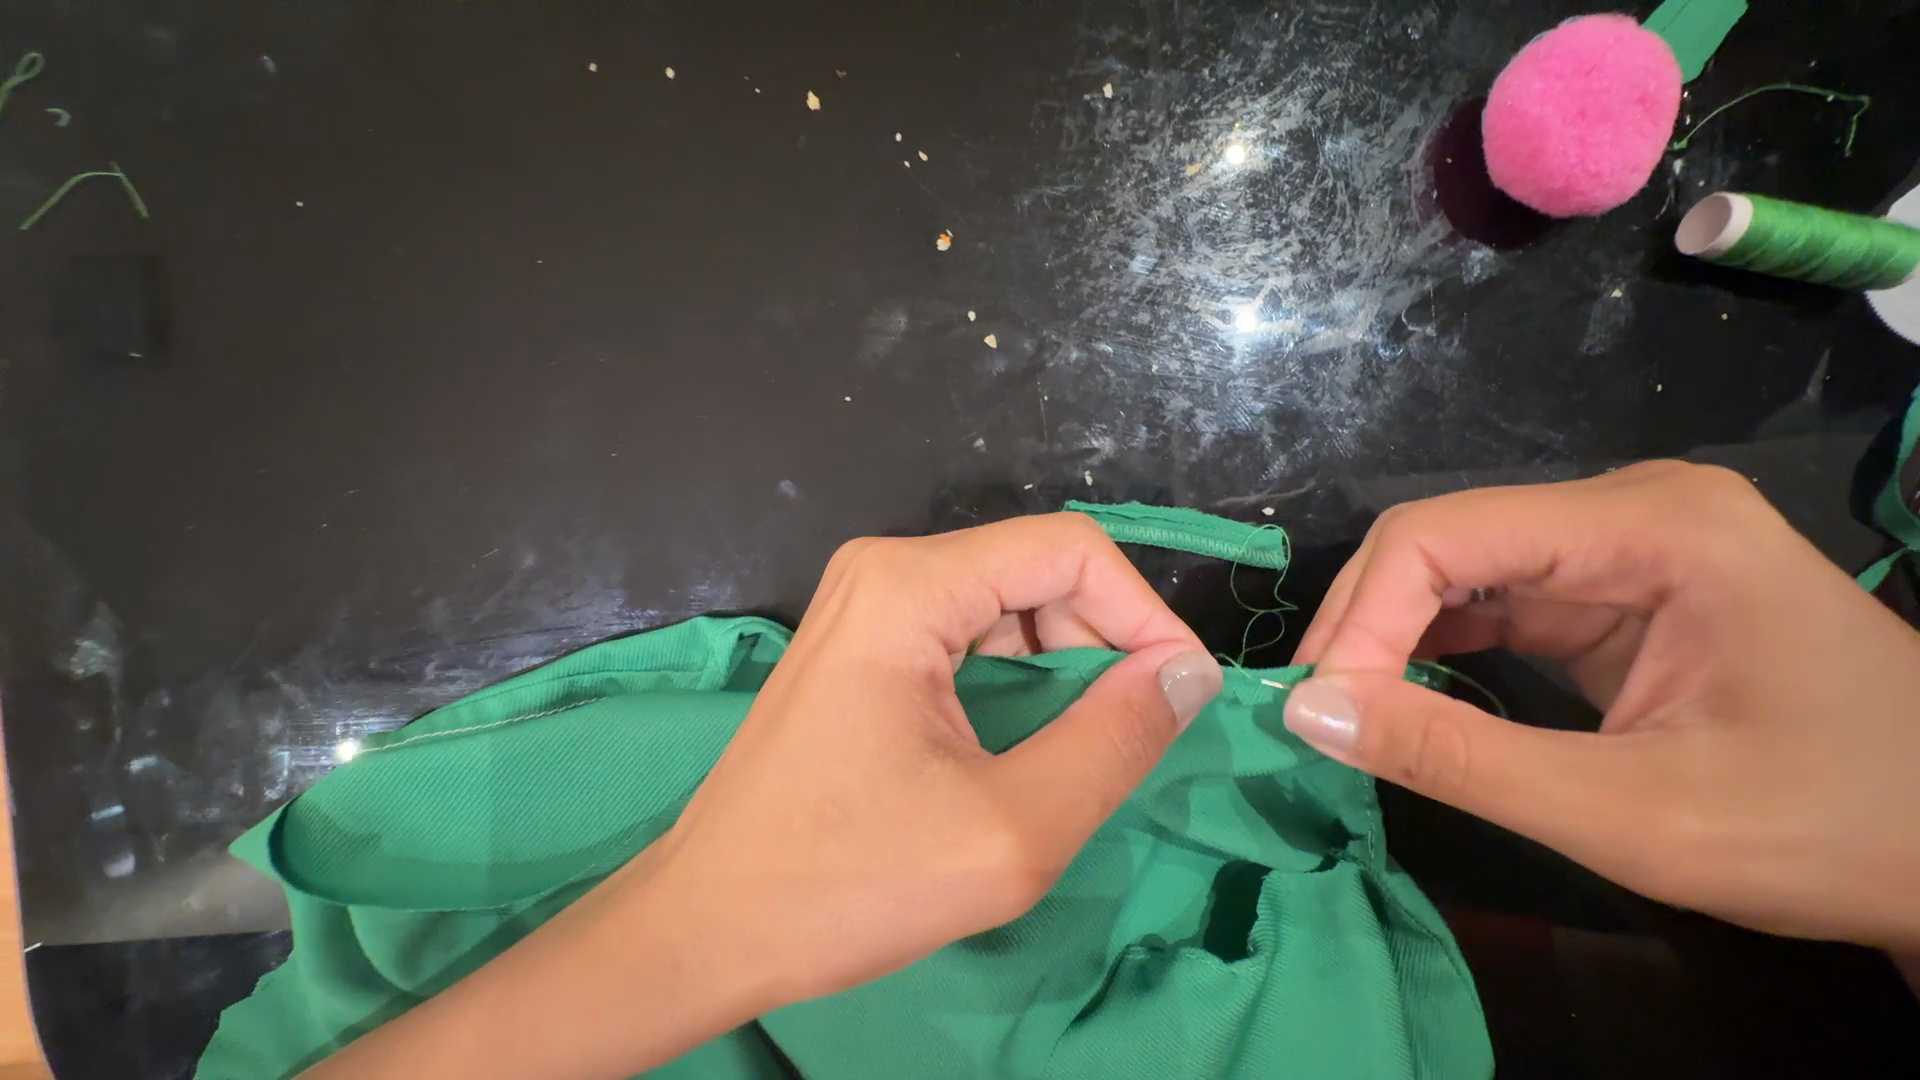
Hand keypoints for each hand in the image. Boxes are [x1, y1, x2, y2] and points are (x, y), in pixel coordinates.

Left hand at [645, 512, 1222, 1006]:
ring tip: (1078, 746)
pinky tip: (1024, 737)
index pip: (1070, 549)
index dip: (1144, 611)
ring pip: (1008, 602)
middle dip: (1103, 642)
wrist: (710, 925)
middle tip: (1129, 735)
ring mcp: (866, 601)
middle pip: (1037, 570)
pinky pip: (968, 632)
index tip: (1180, 693)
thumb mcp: (1011, 829)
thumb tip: (1189, 673)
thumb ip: (1115, 741)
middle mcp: (885, 568)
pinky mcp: (863, 639)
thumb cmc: (848, 881)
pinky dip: (1018, 676)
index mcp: (909, 585)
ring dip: (1063, 665)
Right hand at [1285, 461, 1919, 950]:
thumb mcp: (1634, 816)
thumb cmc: (1836, 832)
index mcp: (1649, 526)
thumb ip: (1456, 758)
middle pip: (1434, 543)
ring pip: (1445, 570)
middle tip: (1317, 709)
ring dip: (1382, 636)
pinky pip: (1479, 601)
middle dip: (1363, 625)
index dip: (1361, 616)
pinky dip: (1423, 648)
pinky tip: (1397, 691)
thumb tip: (1308, 713)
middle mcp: (1619, 510)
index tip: (1321, 705)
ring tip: (1342, 705)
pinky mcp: (1597, 588)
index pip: (1442, 536)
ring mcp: (1609, 545)